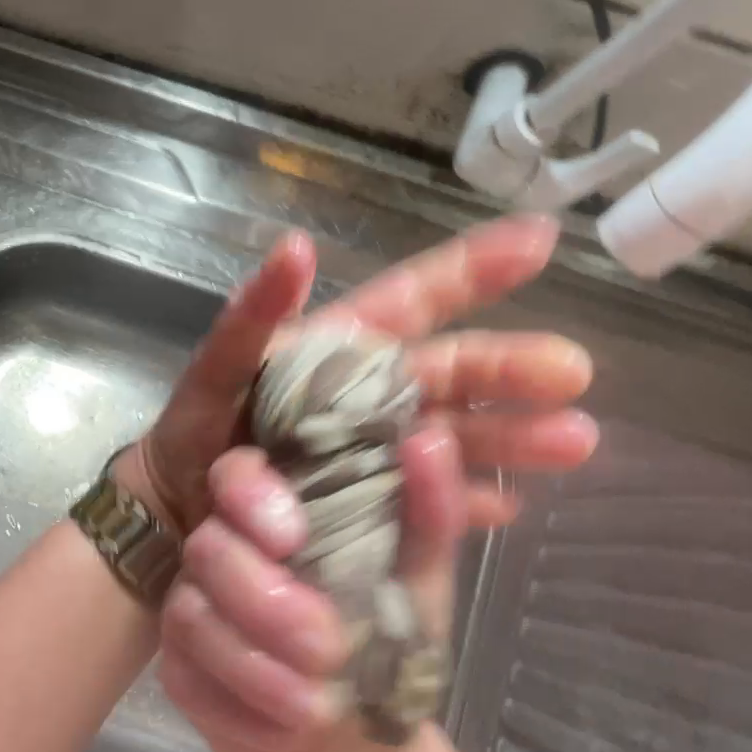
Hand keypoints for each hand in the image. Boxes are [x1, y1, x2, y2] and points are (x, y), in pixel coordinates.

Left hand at [116, 215, 596, 534]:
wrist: (177, 511)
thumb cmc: (195, 434)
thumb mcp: (215, 372)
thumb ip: (250, 318)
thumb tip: (294, 247)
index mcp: (336, 352)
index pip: (412, 301)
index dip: (470, 270)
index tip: (540, 240)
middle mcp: (366, 396)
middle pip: (450, 372)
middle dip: (510, 369)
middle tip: (574, 376)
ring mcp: (373, 452)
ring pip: (455, 437)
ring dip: (511, 438)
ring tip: (572, 445)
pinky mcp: (371, 505)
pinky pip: (427, 501)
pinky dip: (463, 503)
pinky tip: (507, 507)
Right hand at [158, 429, 470, 751]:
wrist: (355, 740)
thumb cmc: (389, 644)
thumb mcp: (422, 579)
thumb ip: (427, 513)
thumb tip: (427, 437)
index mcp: (274, 517)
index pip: (233, 474)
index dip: (250, 496)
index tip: (294, 538)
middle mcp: (222, 552)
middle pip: (206, 548)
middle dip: (264, 601)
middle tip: (329, 646)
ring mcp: (190, 609)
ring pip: (189, 615)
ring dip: (253, 665)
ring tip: (316, 709)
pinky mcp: (176, 667)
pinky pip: (185, 676)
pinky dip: (239, 708)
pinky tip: (284, 729)